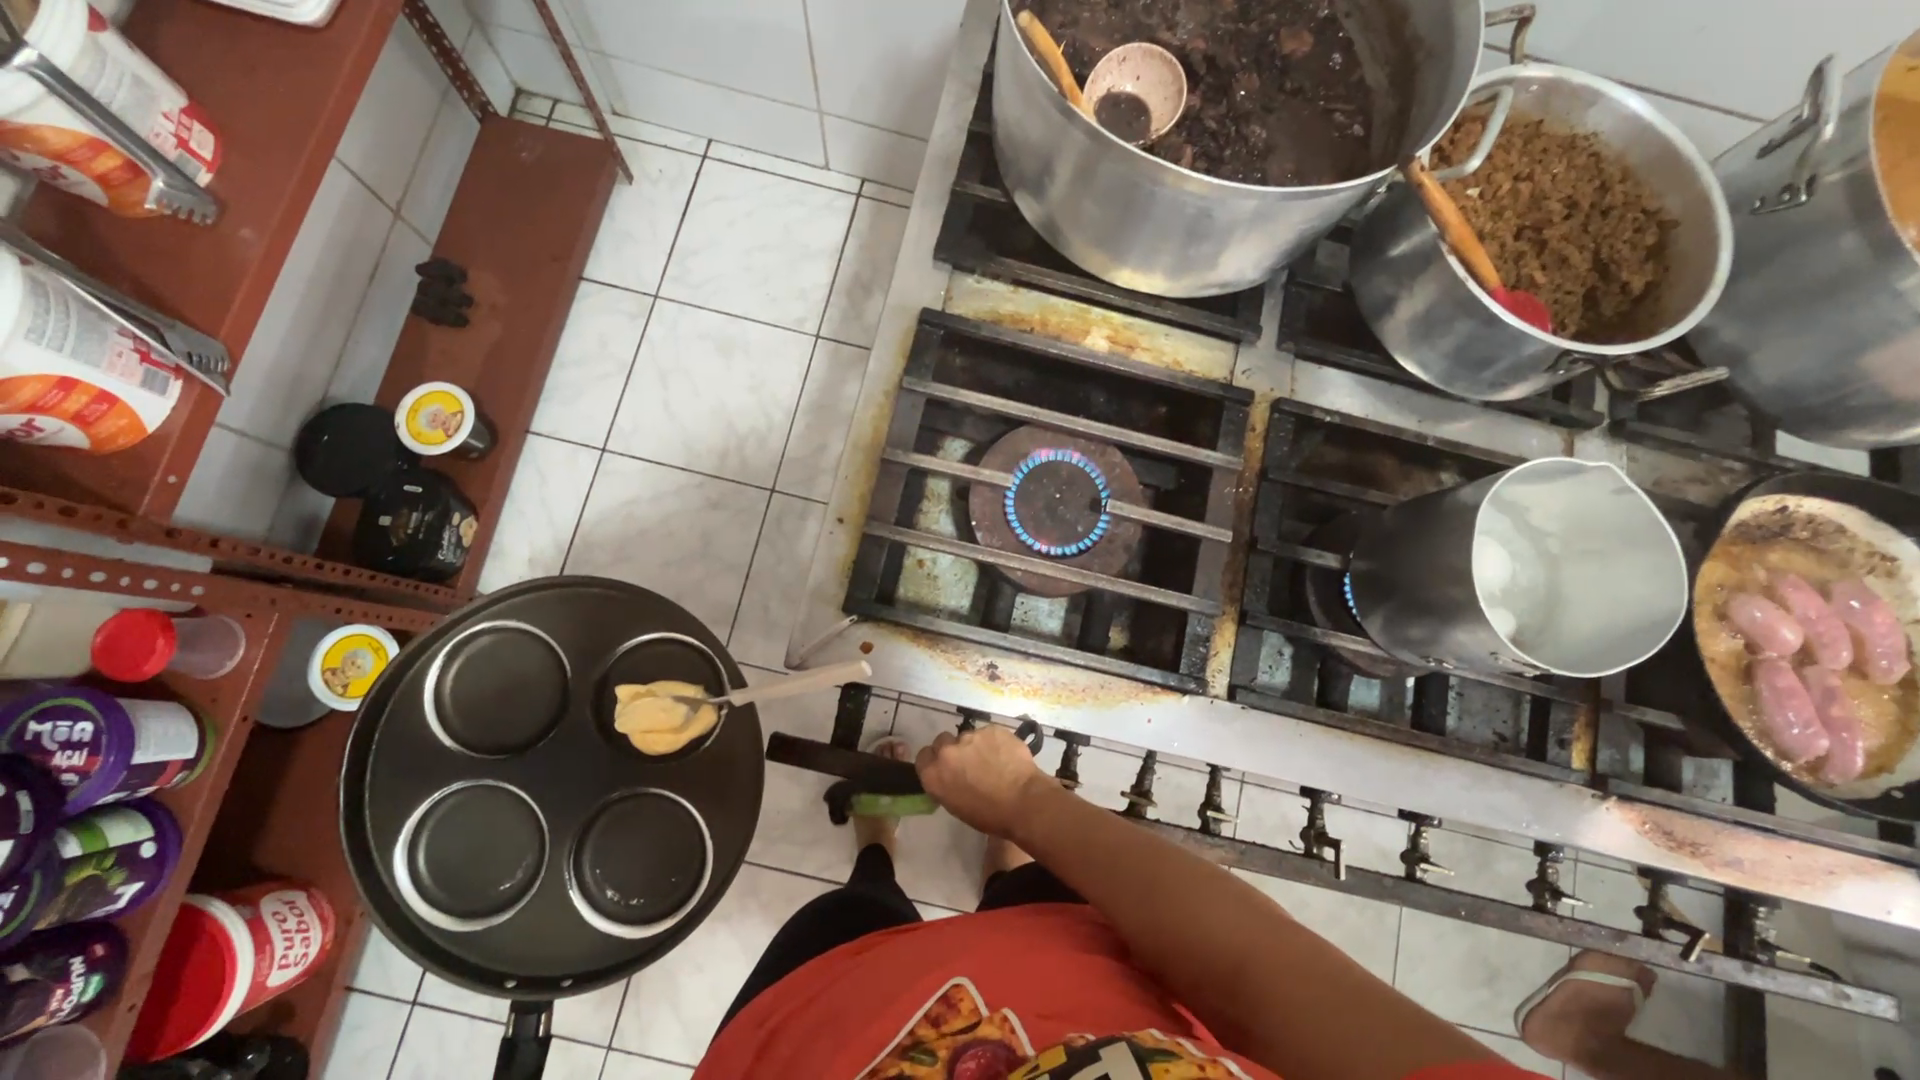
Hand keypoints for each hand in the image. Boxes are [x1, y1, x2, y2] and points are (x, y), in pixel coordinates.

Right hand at [915, 726, 1055, 838]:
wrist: (1023, 801)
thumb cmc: (990, 815)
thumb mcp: (956, 805)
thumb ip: (946, 784)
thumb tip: (951, 776)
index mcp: (934, 774)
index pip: (923, 757)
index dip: (934, 760)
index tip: (945, 766)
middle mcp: (947, 752)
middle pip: (942, 741)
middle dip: (953, 749)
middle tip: (969, 761)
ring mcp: (970, 737)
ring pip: (968, 736)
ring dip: (975, 745)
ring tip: (993, 759)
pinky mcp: (991, 729)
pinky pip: (988, 733)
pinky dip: (994, 742)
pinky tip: (1006, 754)